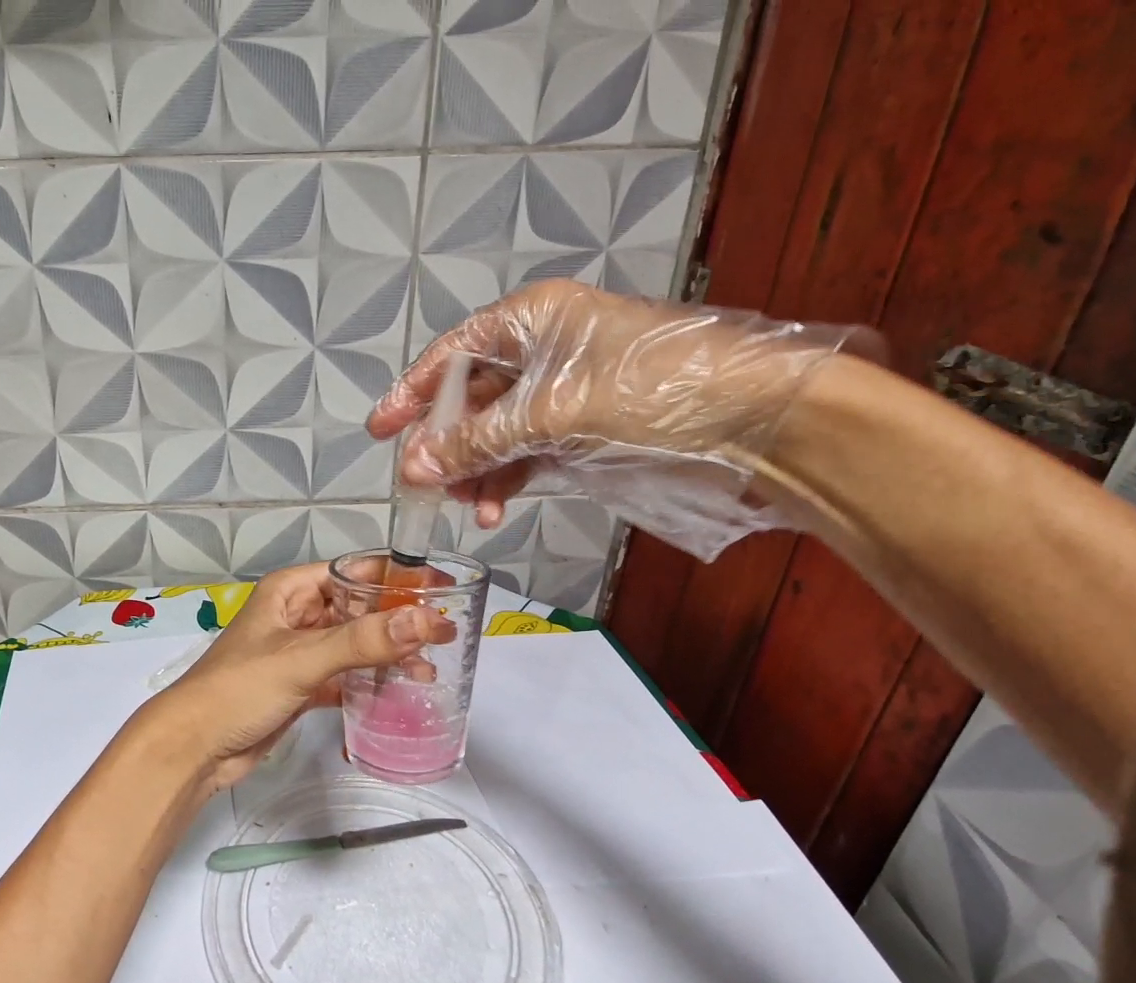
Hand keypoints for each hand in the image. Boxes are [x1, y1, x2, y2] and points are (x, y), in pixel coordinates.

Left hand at [136, 563, 452, 790]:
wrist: (194, 748)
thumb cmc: (239, 689)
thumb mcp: (302, 659)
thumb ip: (363, 640)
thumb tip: (425, 620)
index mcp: (289, 590)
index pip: (353, 570)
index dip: (397, 576)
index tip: (443, 587)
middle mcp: (296, 614)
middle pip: (358, 606)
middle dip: (400, 617)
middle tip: (448, 631)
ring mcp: (299, 652)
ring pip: (354, 643)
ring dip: (390, 651)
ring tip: (434, 665)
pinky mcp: (301, 686)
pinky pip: (345, 674)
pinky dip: (371, 679)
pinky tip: (404, 689)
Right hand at [366, 280, 873, 559]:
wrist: (756, 421)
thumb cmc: (651, 391)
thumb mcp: (553, 413)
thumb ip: (479, 442)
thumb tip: (412, 467)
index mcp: (534, 319)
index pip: (454, 353)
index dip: (413, 391)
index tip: (379, 430)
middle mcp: (544, 349)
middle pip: (472, 398)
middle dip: (446, 444)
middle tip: (423, 485)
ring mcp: (564, 392)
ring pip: (497, 432)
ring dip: (476, 471)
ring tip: (468, 509)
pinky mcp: (584, 430)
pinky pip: (527, 453)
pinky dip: (508, 480)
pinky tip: (495, 509)